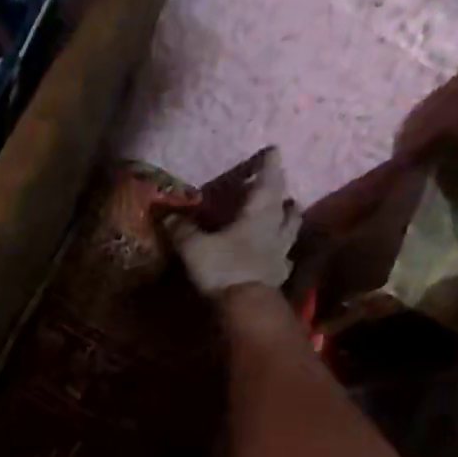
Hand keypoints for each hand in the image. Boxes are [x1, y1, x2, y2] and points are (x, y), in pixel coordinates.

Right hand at [163, 148, 300, 296]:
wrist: (247, 307)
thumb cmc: (224, 268)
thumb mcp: (194, 247)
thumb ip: (182, 229)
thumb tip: (166, 214)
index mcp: (259, 211)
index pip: (269, 178)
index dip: (269, 163)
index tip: (272, 150)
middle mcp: (276, 226)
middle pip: (285, 202)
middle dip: (281, 193)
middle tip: (276, 188)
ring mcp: (282, 251)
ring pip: (291, 227)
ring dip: (288, 219)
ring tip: (284, 215)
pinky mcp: (280, 274)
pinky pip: (285, 257)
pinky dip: (282, 253)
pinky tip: (278, 256)